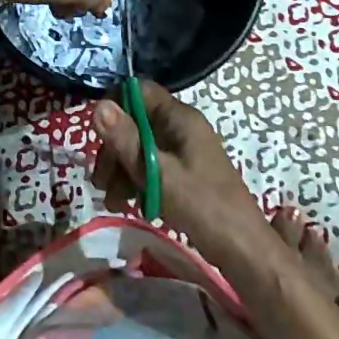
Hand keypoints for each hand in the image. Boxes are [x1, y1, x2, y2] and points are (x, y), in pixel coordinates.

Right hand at [89, 80, 273, 267]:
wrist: (240, 246)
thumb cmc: (201, 204)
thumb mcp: (157, 172)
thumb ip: (127, 140)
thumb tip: (99, 105)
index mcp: (179, 117)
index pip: (140, 91)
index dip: (115, 107)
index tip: (98, 138)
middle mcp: (181, 127)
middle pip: (136, 122)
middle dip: (115, 149)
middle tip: (101, 182)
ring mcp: (183, 150)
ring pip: (140, 147)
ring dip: (122, 171)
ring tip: (113, 201)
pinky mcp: (183, 173)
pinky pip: (151, 167)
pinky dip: (137, 182)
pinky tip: (129, 205)